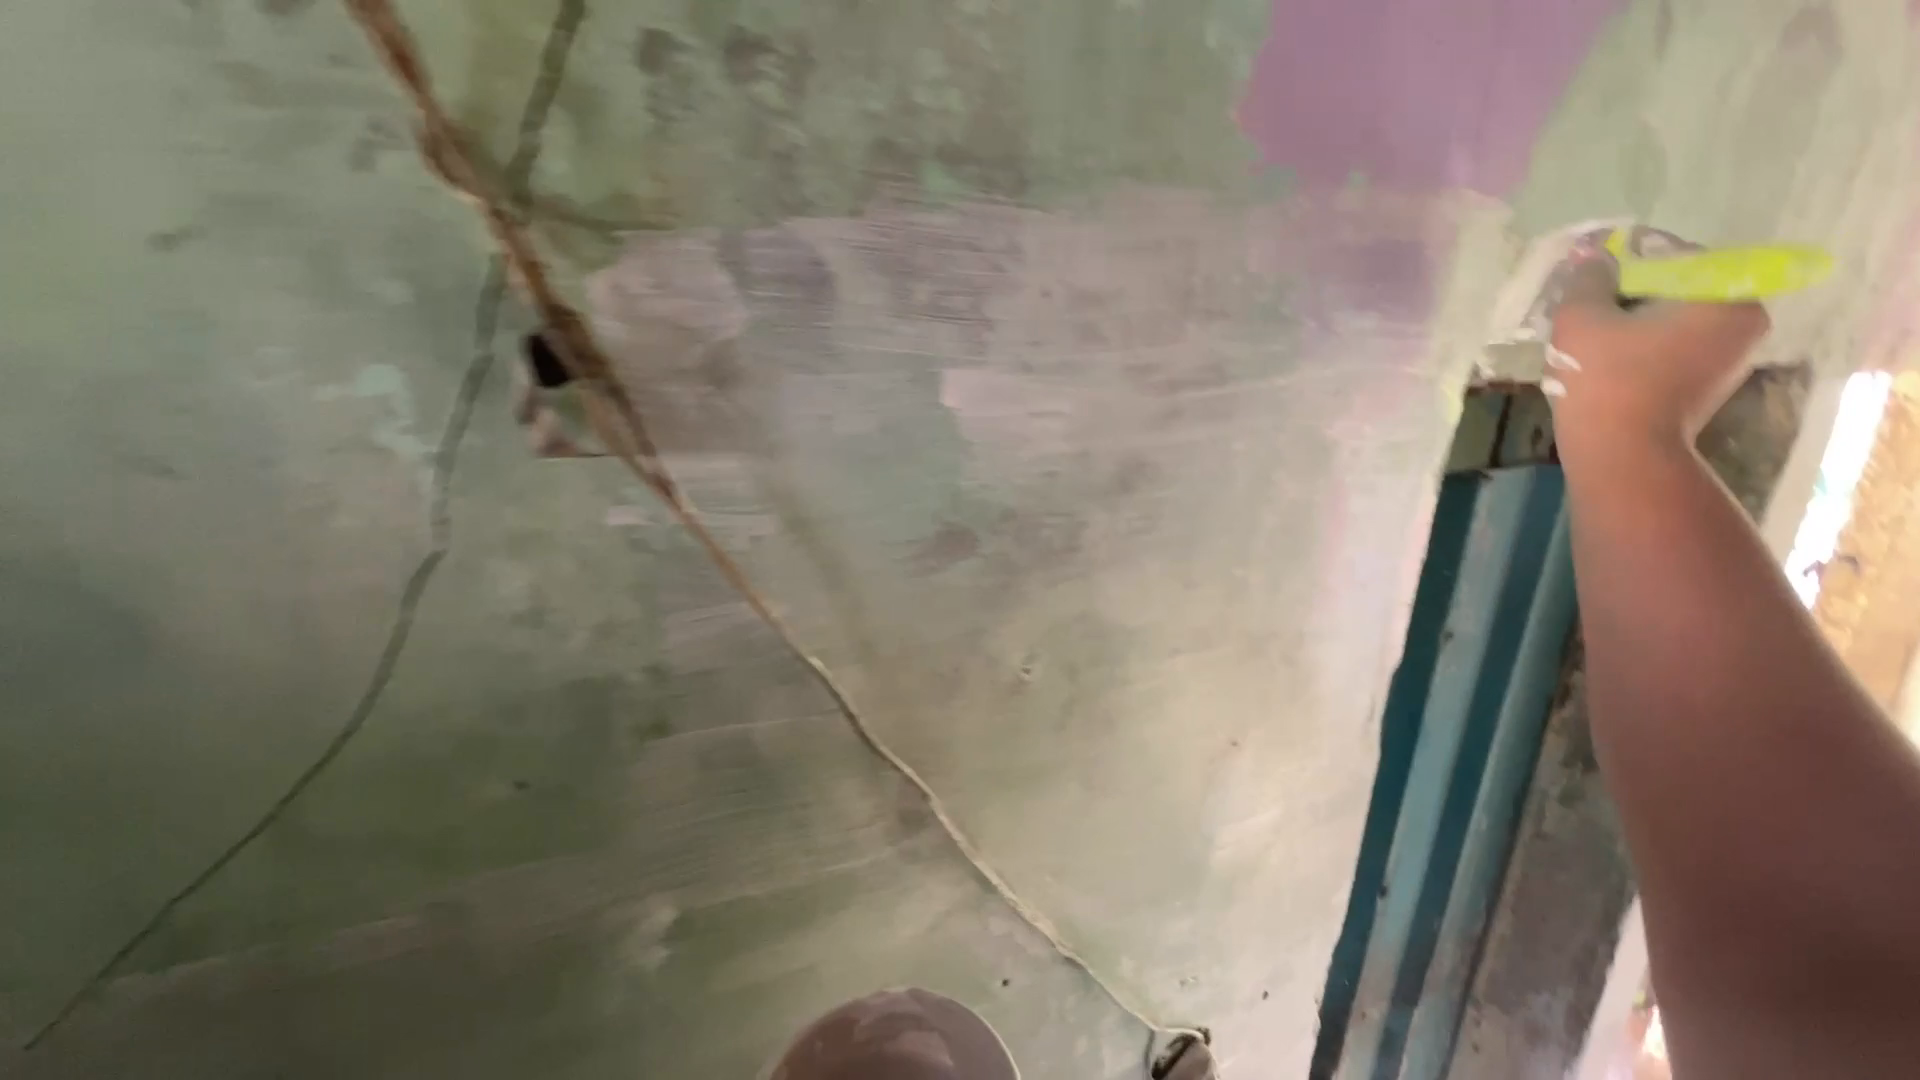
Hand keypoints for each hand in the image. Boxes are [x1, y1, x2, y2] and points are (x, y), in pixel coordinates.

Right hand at [1547, 256, 1771, 451]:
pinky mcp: (1707, 383)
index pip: (1673, 256)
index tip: (1585, 269)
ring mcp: (1729, 355)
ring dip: (1630, 318)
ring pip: (1670, 318)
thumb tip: (1588, 253)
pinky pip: (1670, 346)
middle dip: (1627, 290)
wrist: (1621, 454)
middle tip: (1582, 300)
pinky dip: (1639, 344)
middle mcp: (1743, 319)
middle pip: (1675, 287)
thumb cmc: (1606, 382)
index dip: (1623, 257)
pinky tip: (1602, 356)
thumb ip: (1586, 279)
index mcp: (1726, 296)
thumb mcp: (1581, 321)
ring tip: (1586, 328)